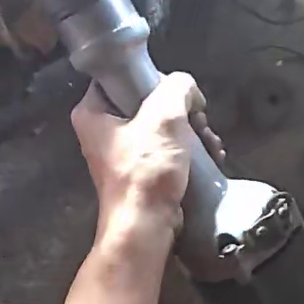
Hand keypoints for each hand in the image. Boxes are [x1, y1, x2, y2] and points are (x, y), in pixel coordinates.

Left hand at [71, 73, 224, 236]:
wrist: (146, 226)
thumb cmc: (147, 171)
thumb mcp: (165, 117)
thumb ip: (178, 88)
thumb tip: (188, 89)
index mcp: (92, 112)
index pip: (123, 77)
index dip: (155, 81)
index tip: (179, 97)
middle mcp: (103, 133)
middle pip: (149, 105)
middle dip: (183, 115)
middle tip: (201, 126)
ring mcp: (122, 157)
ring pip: (163, 130)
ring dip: (192, 135)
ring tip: (211, 146)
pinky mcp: (141, 176)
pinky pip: (167, 153)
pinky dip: (188, 154)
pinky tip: (209, 159)